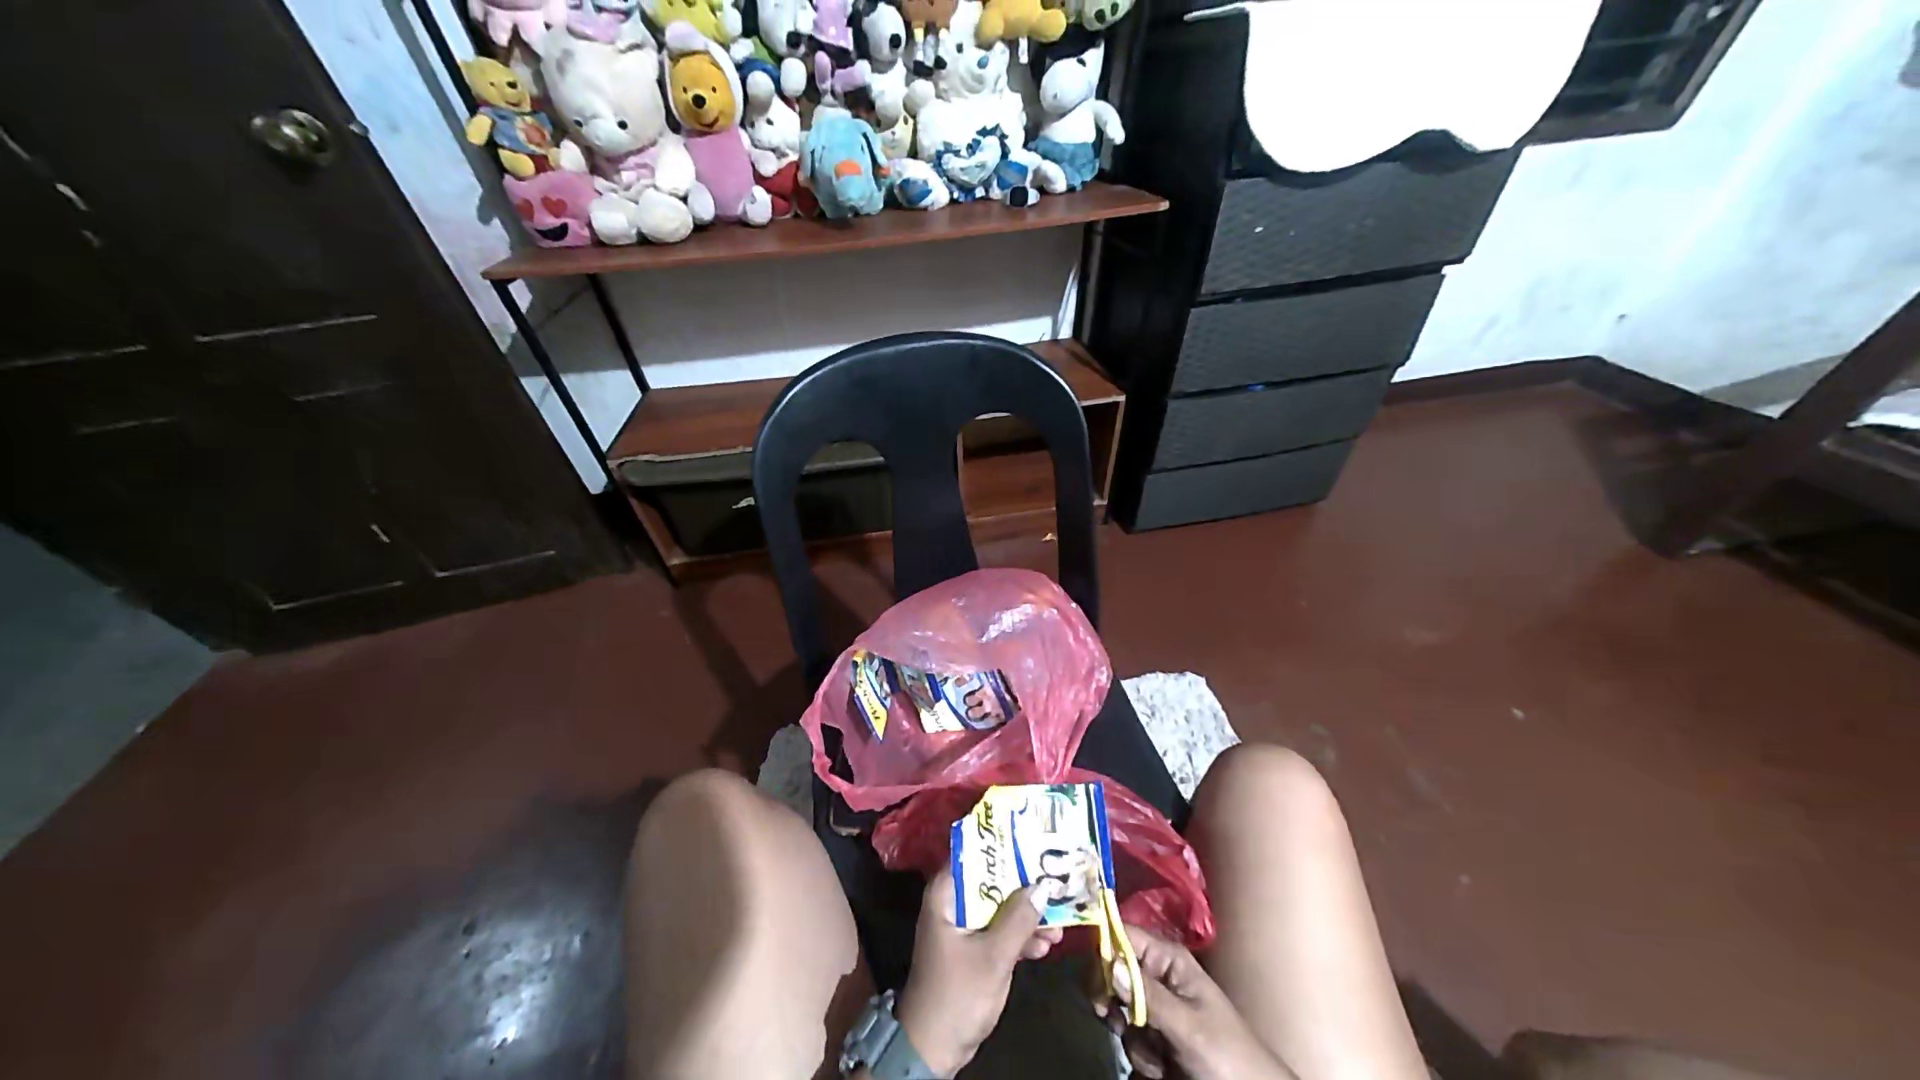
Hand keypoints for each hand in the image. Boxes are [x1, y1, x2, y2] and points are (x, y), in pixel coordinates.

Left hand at [893, 867, 1063, 1077]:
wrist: (934, 1048)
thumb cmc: (957, 994)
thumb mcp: (993, 956)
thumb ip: (1019, 920)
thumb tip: (1043, 885)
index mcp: (946, 894)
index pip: (974, 854)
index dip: (1004, 847)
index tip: (1035, 841)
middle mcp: (952, 903)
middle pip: (992, 881)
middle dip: (1025, 886)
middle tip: (1057, 884)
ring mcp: (963, 927)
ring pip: (1000, 908)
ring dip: (1027, 916)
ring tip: (1058, 925)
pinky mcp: (972, 949)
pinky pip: (999, 931)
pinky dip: (1019, 938)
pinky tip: (1044, 947)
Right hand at [1095, 926, 1294, 1079]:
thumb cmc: (1226, 1056)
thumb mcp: (1187, 1027)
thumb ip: (1147, 995)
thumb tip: (1109, 962)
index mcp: (1168, 959)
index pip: (1123, 936)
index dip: (1102, 949)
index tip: (1091, 980)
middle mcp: (1158, 975)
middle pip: (1114, 972)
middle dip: (1113, 1002)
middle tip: (1113, 1019)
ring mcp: (1157, 1007)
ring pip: (1120, 1011)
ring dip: (1132, 1038)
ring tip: (1158, 1059)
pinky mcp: (1157, 1037)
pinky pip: (1131, 1038)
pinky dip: (1141, 1055)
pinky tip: (1161, 1069)